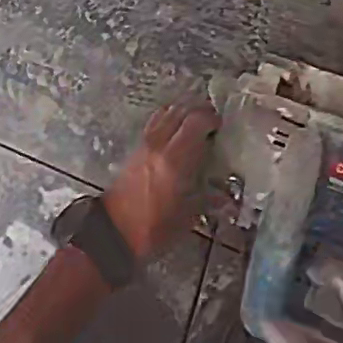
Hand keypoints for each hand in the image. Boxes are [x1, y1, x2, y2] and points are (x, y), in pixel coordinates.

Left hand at [103, 100, 218, 258]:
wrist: (114, 232)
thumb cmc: (154, 228)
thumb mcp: (188, 216)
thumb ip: (209, 200)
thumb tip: (228, 197)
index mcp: (174, 160)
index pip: (195, 122)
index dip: (212, 118)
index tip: (222, 125)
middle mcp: (158, 146)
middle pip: (179, 111)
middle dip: (199, 110)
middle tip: (213, 119)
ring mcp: (144, 145)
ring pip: (165, 113)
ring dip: (182, 110)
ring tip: (196, 120)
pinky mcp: (135, 150)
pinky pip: (155, 123)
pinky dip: (168, 118)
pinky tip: (176, 130)